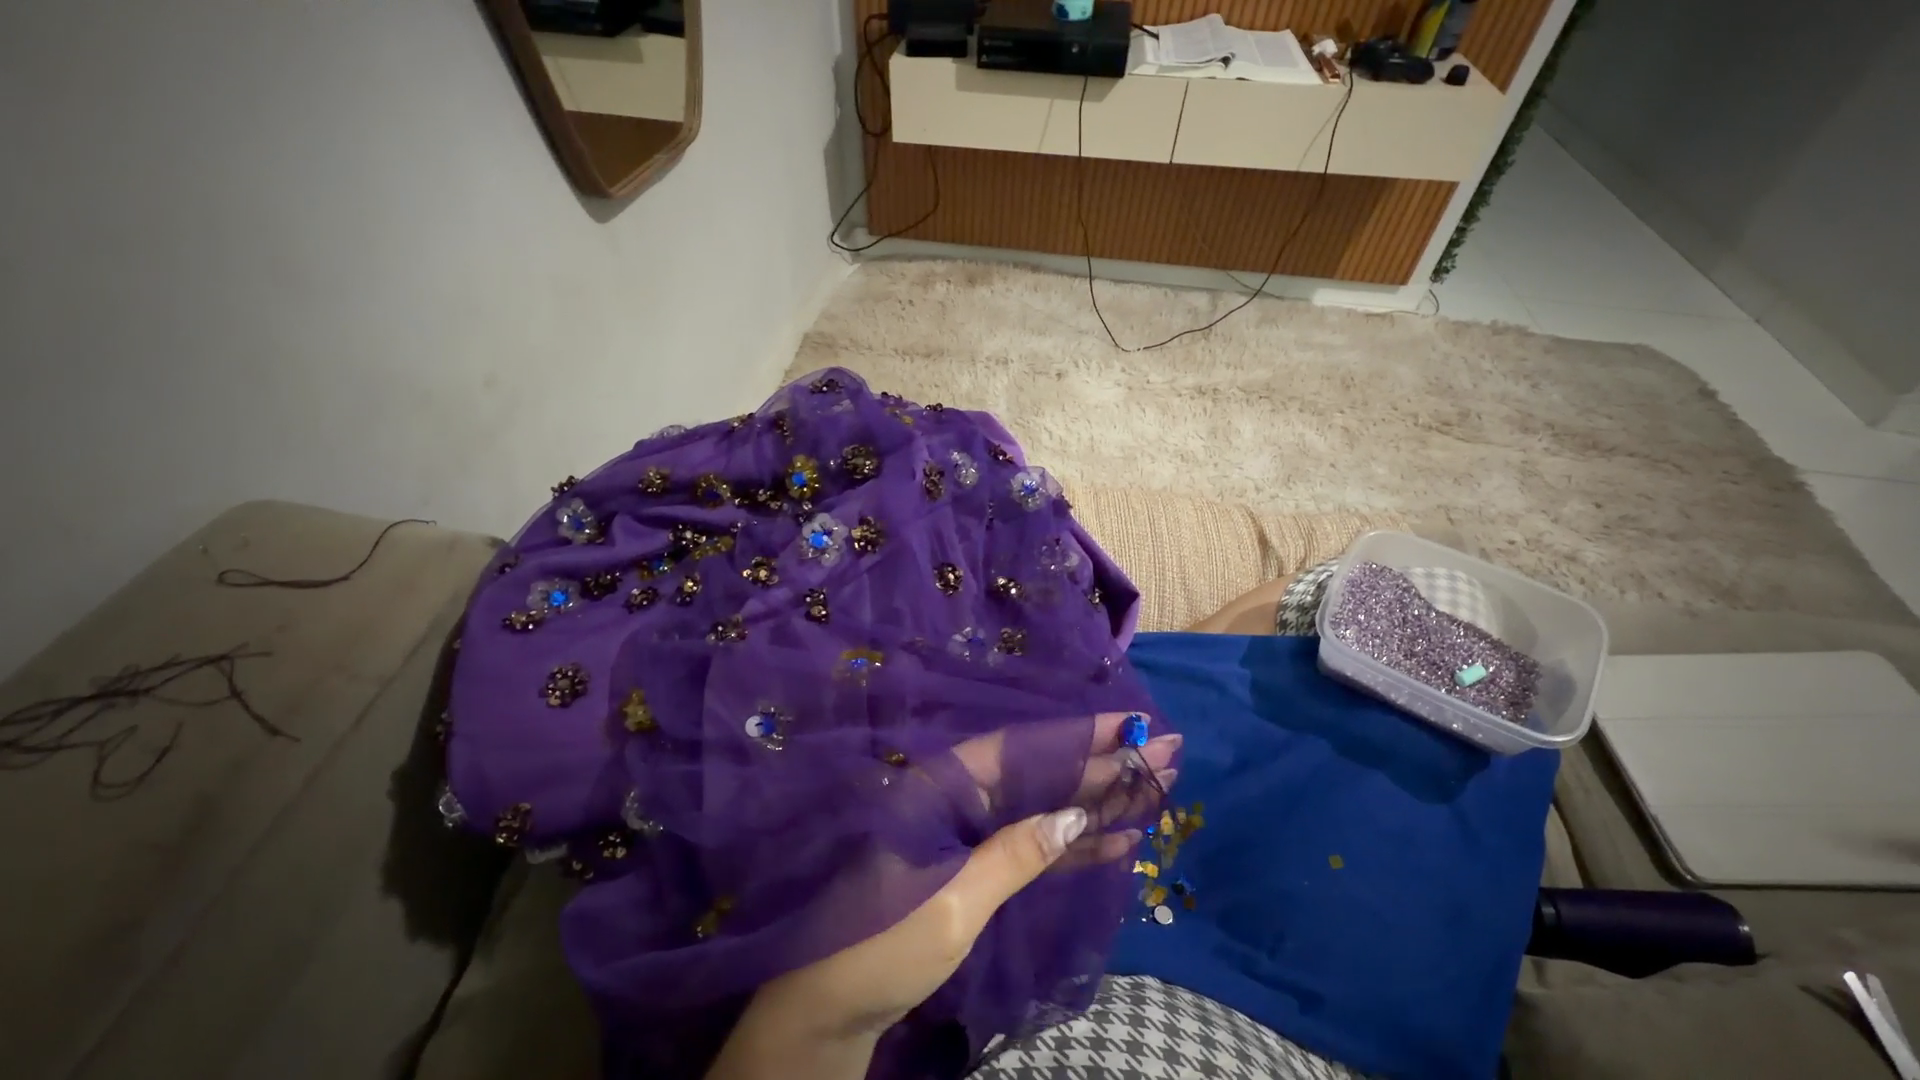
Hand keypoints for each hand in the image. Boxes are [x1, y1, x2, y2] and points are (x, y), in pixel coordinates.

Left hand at [705, 713, 1179, 1079]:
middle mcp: (951, 804)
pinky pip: (1030, 850)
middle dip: (1098, 770)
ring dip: (1093, 807)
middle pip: (1035, 779)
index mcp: (935, 792)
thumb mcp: (953, 901)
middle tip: (1162, 755)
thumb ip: (1015, 854)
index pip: (1016, 752)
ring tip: (1153, 794)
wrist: (834, 1008)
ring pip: (1039, 813)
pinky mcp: (972, 874)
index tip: (1129, 727)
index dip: (1075, 738)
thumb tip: (1076, 814)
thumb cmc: (885, 945)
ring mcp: (963, 840)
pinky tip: (1115, 842)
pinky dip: (1070, 849)